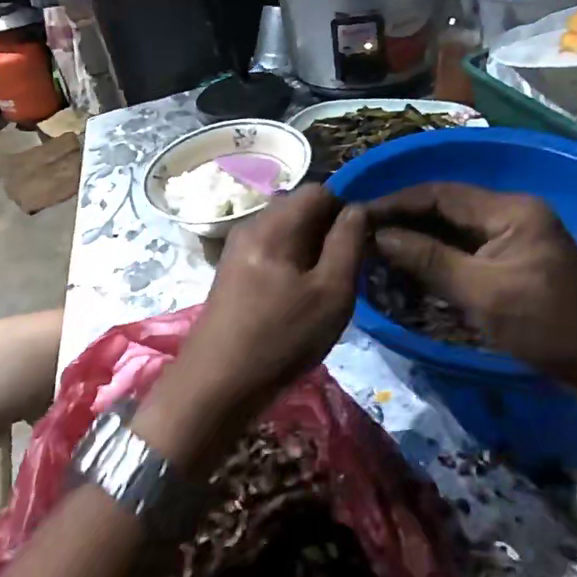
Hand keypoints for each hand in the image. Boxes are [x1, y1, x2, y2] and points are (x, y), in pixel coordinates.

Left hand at [134, 187, 367, 475]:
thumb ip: (348, 243)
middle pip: (300, 208)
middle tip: (346, 269)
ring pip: (286, 231)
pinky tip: (298, 299)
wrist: (215, 386)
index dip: (346, 209)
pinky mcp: (231, 273)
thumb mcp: (331, 293)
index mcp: (273, 224)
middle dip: (328, 230)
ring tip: (324, 288)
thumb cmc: (280, 338)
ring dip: (311, 250)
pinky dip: (291, 264)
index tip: (361, 244)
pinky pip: (271, 251)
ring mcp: (236, 249)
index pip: (319, 190)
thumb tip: (358, 209)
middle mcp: (250, 226)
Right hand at [367, 183, 576, 387]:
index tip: (360, 215)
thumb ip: (429, 260)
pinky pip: (466, 247)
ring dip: (419, 237)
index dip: (397, 202)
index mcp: (511, 210)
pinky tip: (411, 266)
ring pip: (454, 228)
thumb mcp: (483, 293)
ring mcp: (515, 235)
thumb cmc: (546, 326)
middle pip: (447, 207)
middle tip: (363, 234)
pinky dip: (438, 255)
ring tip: (378, 249)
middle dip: (405, 219)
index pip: (441, 194)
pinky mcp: (514, 258)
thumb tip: (378, 236)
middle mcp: (512, 212)